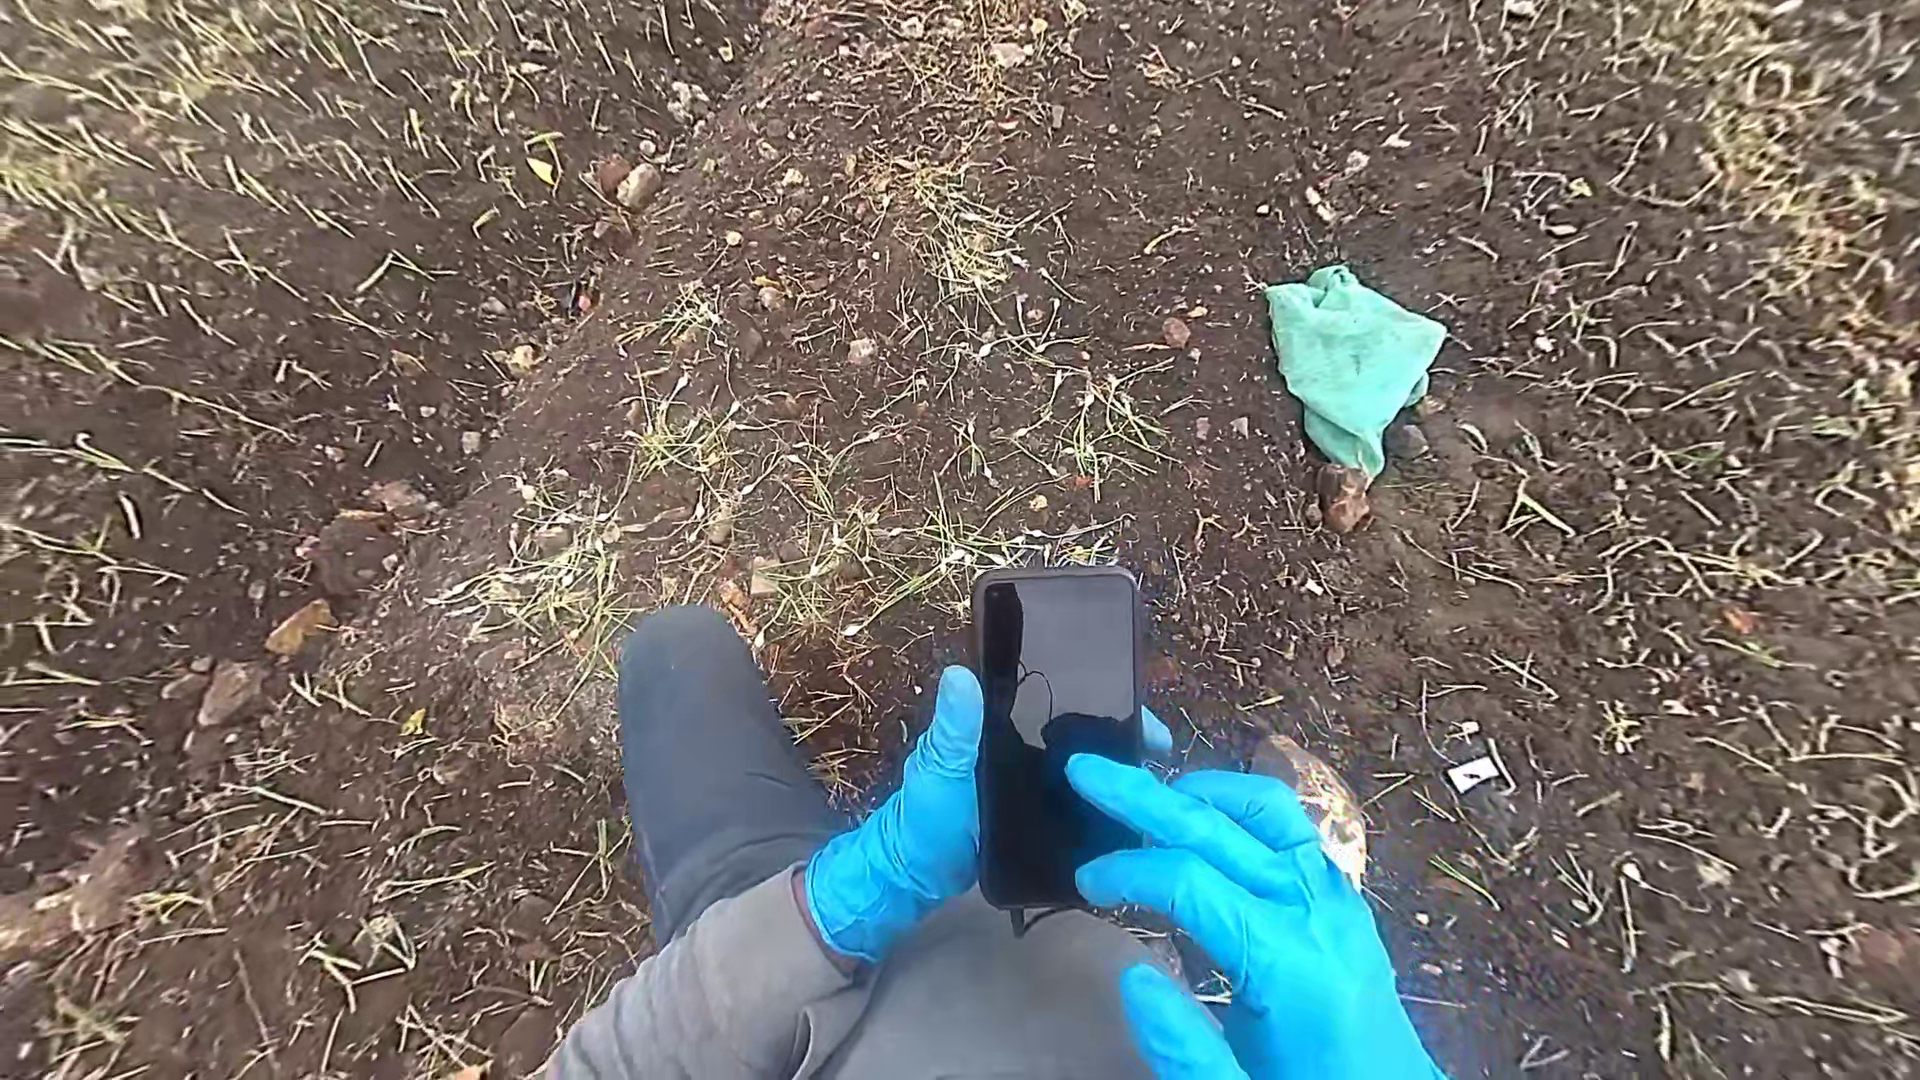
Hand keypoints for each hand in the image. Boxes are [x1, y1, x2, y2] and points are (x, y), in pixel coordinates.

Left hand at [806, 669, 1176, 962]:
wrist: (920, 875)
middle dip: (1121, 734)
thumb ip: (952, 727)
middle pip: (1083, 731)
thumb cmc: (924, 813)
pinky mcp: (1045, 817)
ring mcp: (1038, 782)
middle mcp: (1027, 745)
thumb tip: (959, 671)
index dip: (1095, 695)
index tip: (1134, 702)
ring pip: (1088, 768)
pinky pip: (1081, 805)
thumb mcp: (938, 766)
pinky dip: (1104, 806)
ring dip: (1118, 771)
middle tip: (1158, 748)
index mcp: (1003, 722)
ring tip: (1157, 782)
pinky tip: (1133, 817)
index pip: (1056, 696)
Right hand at [1068, 756, 1444, 1079]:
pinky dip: (1232, 799)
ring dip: (1192, 789)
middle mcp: (1312, 905)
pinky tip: (1202, 814)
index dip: (1126, 872)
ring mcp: (1330, 887)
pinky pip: (1281, 817)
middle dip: (1139, 793)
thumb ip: (1187, 1054)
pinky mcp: (1334, 885)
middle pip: (1212, 824)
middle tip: (1083, 770)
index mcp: (1289, 962)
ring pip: (1256, 802)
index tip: (1085, 883)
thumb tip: (1131, 972)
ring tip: (1146, 797)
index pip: (1189, 881)